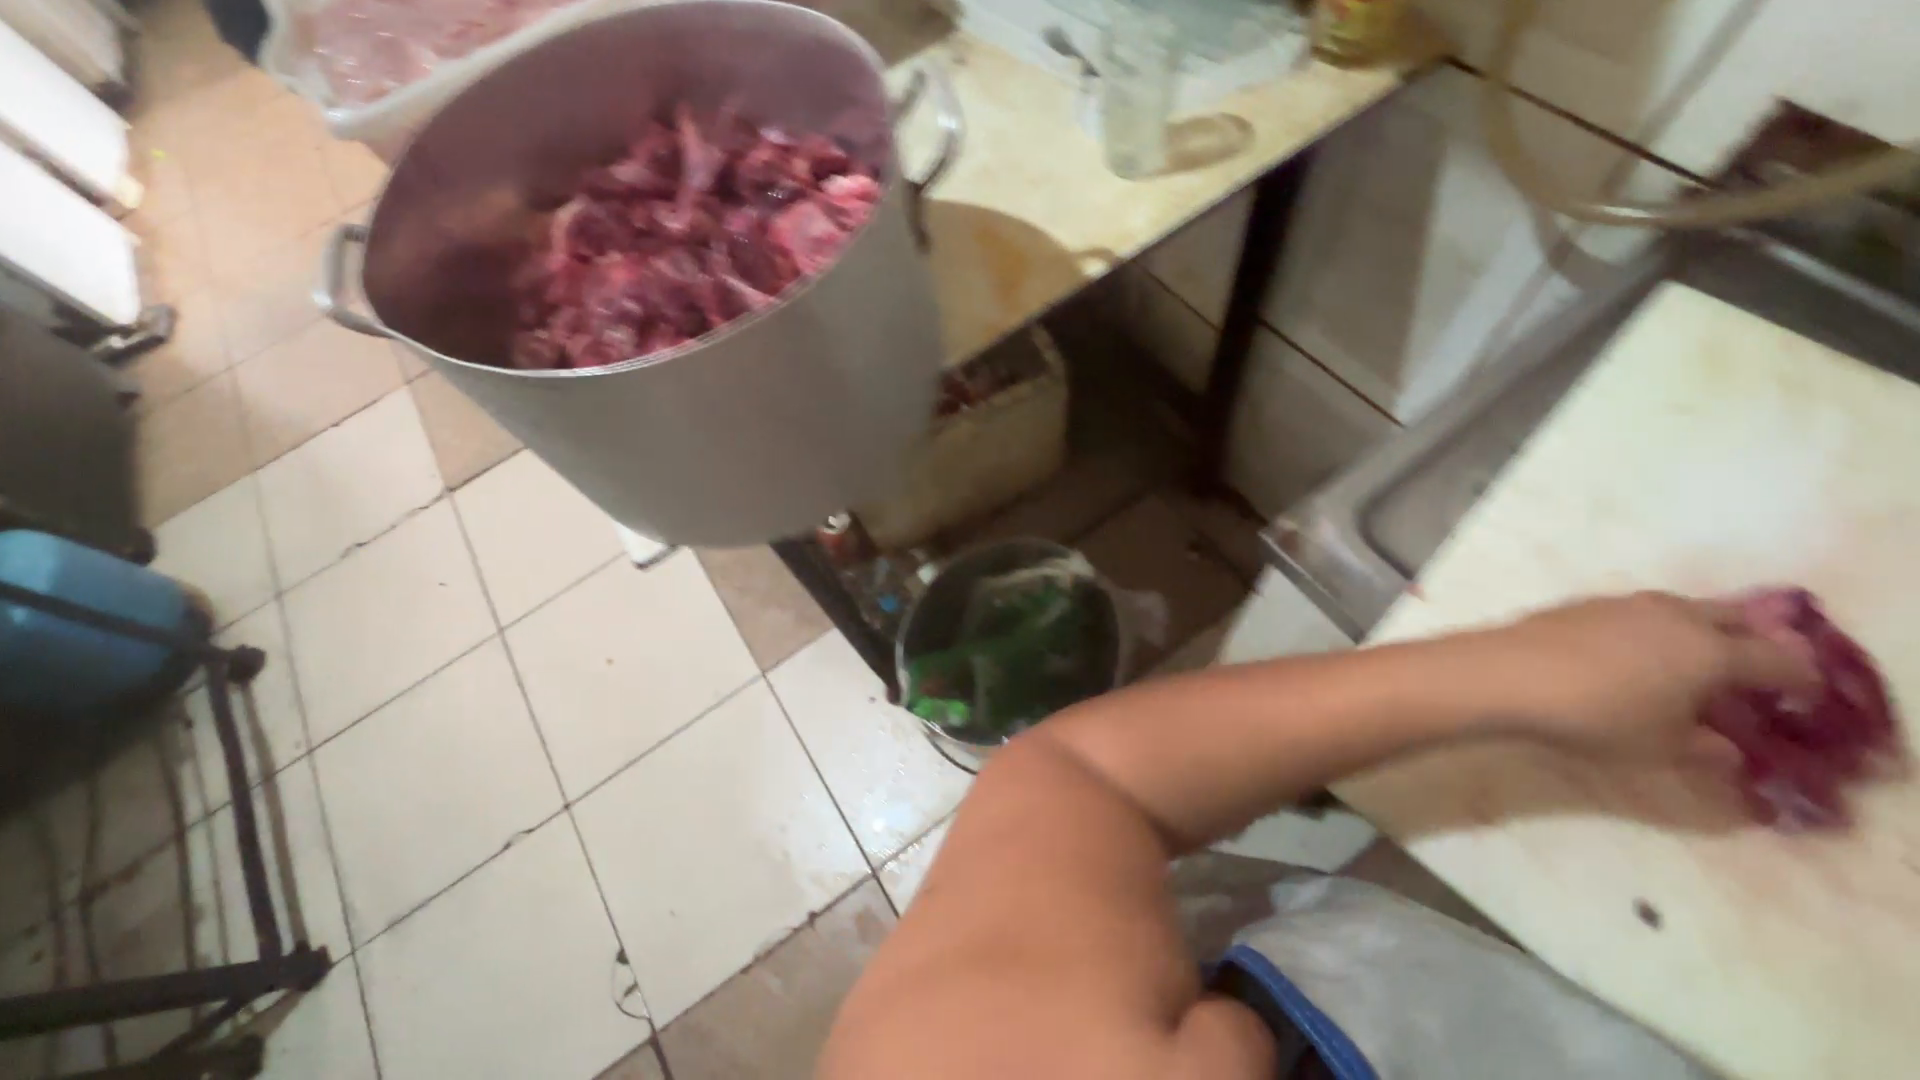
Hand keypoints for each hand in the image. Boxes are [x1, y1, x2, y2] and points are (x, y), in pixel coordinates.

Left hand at [1474, 591, 1819, 759]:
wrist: (1504, 674)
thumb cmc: (1594, 715)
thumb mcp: (1660, 747)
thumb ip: (1704, 749)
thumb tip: (1726, 751)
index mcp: (1713, 650)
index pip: (1780, 661)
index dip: (1799, 682)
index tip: (1803, 699)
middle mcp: (1676, 615)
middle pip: (1737, 620)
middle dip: (1756, 642)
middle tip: (1756, 670)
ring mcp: (1625, 603)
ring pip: (1684, 609)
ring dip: (1700, 630)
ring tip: (1694, 659)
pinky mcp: (1582, 603)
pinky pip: (1638, 612)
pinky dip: (1653, 629)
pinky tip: (1635, 651)